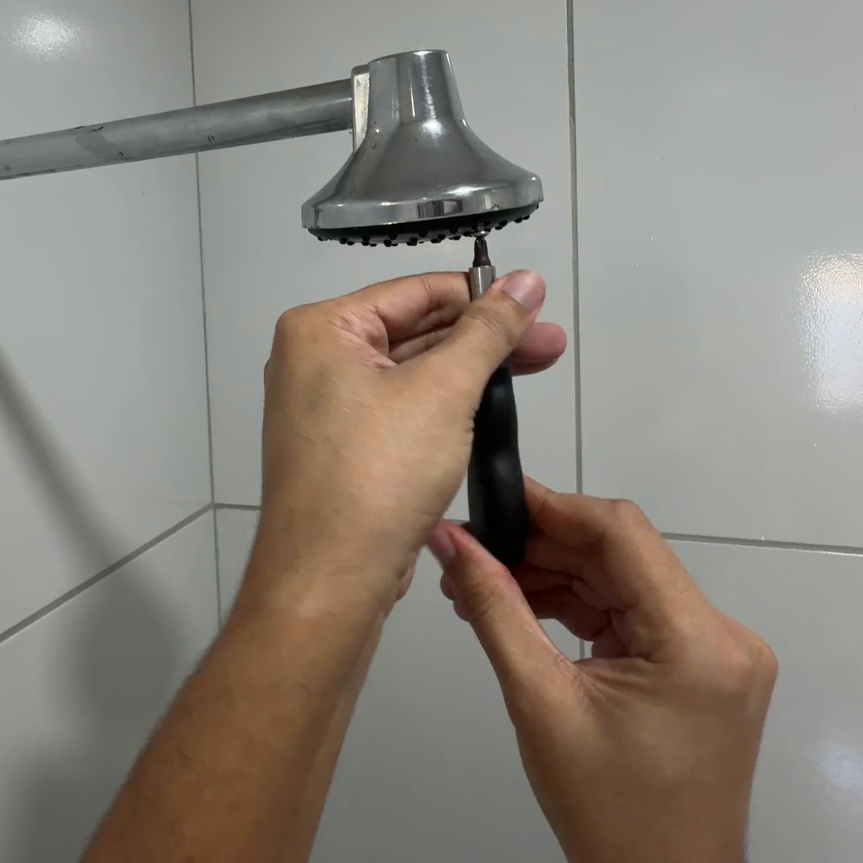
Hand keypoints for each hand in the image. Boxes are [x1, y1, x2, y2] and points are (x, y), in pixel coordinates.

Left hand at [244, 271, 565, 612]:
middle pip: (413, 331)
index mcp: (320, 331)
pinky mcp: (345, 448)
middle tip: (547, 341)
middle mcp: (315, 363)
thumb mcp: (442, 390)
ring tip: (535, 365)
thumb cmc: (373, 477)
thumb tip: (523, 282)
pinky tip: (489, 404)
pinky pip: (401, 411)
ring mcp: (327, 409)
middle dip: (483, 337)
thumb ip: (487, 331)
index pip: (412, 292)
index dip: (477, 295)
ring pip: (410, 373)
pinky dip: (444, 406)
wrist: (330, 580)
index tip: (532, 299)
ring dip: (470, 372)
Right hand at [431, 481, 775, 862]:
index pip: (621, 533)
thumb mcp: (538, 700)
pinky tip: (518, 607)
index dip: (551, 505)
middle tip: (467, 551)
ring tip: (478, 585)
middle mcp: (720, 634)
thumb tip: (448, 537)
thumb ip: (493, 607)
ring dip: (549, 576)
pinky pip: (625, 612)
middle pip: (617, 555)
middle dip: (538, 548)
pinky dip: (571, 605)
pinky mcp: (695, 664)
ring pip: (617, 579)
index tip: (490, 499)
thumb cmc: (605, 809)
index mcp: (698, 641)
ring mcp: (711, 650)